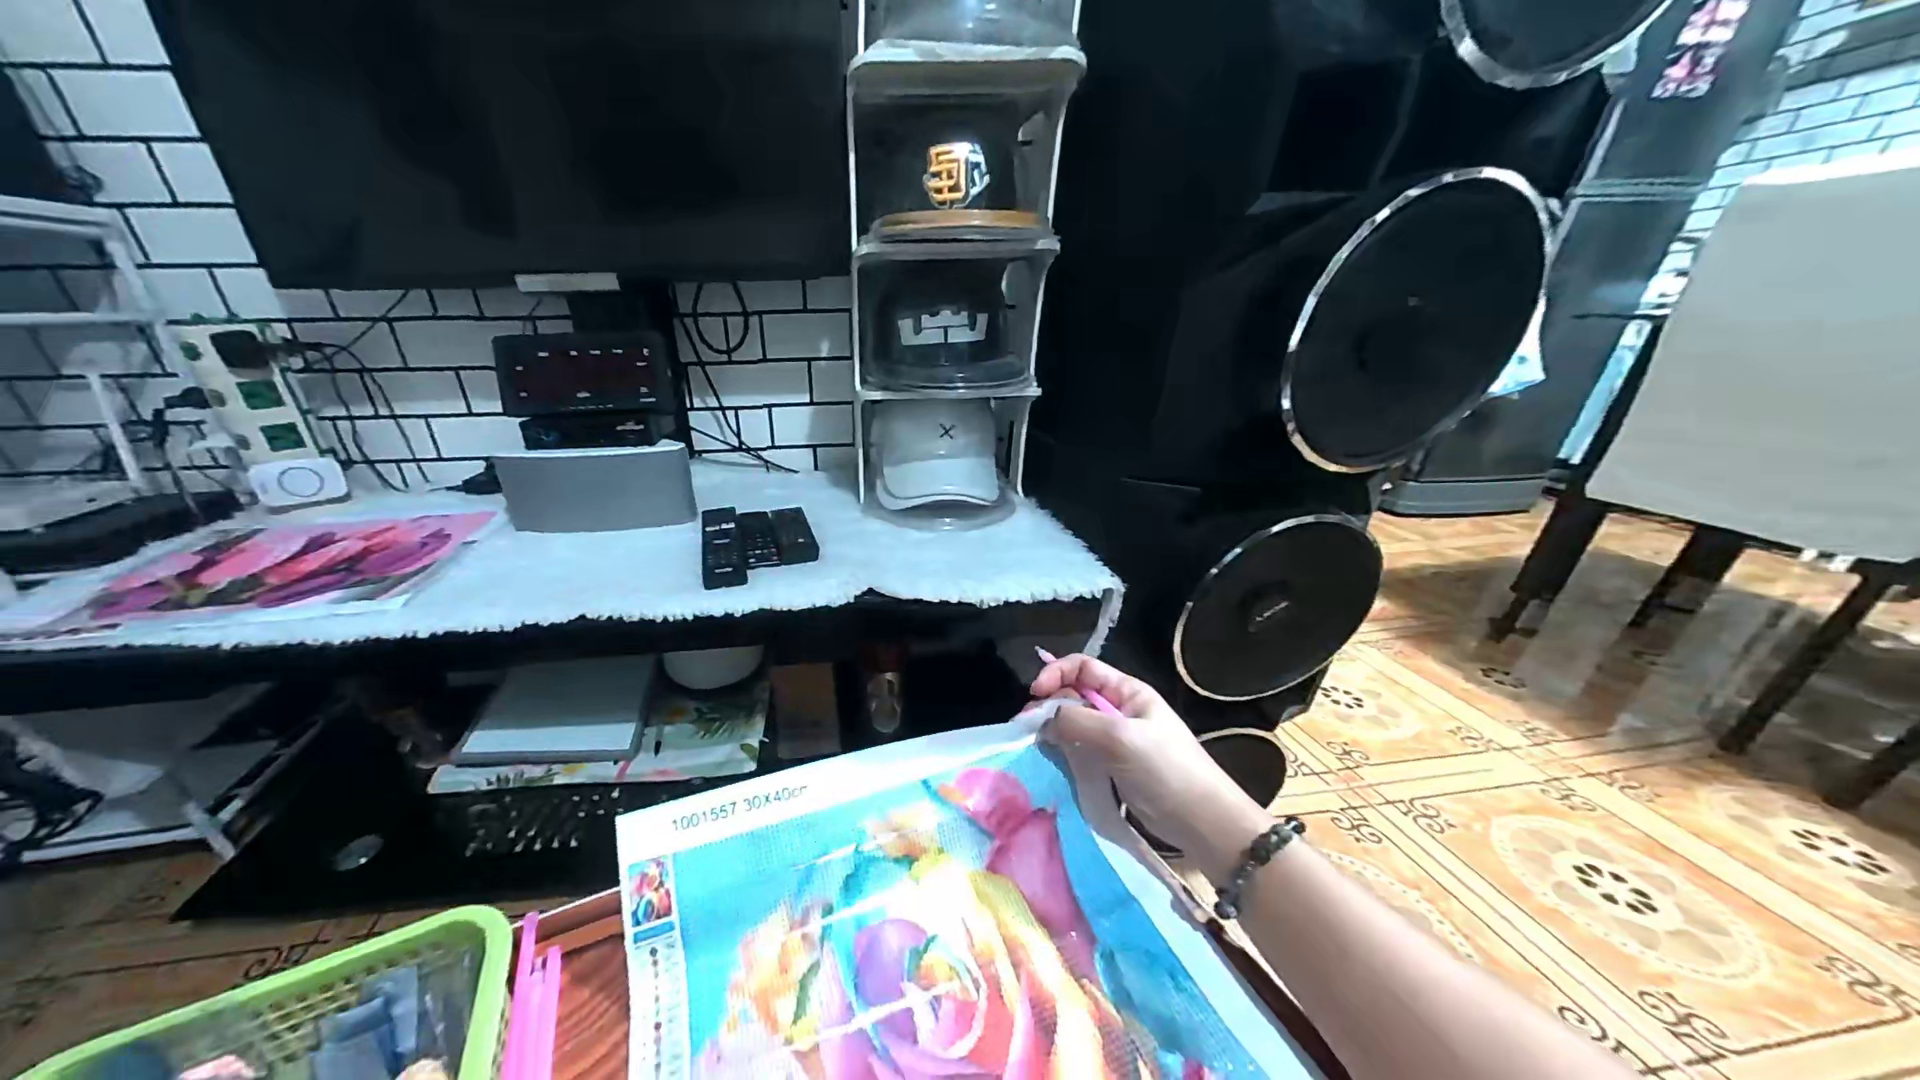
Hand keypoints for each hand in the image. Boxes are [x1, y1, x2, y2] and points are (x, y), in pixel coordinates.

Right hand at [1032, 654, 1270, 881]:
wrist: (1203, 823)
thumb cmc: (1166, 771)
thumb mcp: (1121, 738)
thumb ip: (1078, 721)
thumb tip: (1044, 717)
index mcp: (1128, 692)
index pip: (1083, 667)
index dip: (1056, 673)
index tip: (1035, 695)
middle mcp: (1120, 711)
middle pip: (1075, 695)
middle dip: (1049, 704)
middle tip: (1028, 727)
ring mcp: (1116, 741)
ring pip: (1075, 725)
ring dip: (1054, 730)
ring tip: (1037, 745)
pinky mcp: (1113, 768)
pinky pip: (1081, 752)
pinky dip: (1064, 752)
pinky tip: (1053, 761)